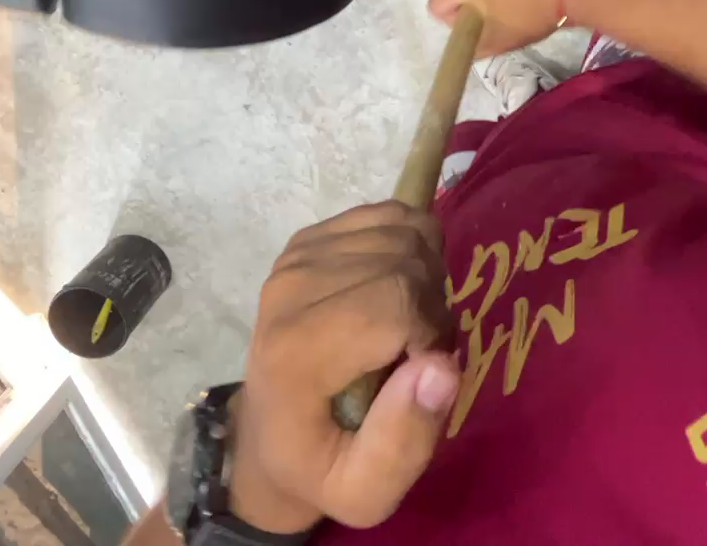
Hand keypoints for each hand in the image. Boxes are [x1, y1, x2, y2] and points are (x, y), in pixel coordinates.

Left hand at [231, 202, 462, 531]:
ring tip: (409, 315)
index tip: (424, 369)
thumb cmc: (318, 465)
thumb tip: (442, 365)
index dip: (432, 331)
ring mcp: (298, 254)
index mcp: (297, 350)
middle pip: (405, 258)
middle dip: (433, 301)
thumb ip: (404, 442)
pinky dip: (410, 243)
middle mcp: (292, 287)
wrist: (265, 435)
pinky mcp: (308, 237)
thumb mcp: (364, 492)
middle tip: (420, 346)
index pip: (395, 301)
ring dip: (425, 270)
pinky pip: (388, 213)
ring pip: (403, 227)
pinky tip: (396, 284)